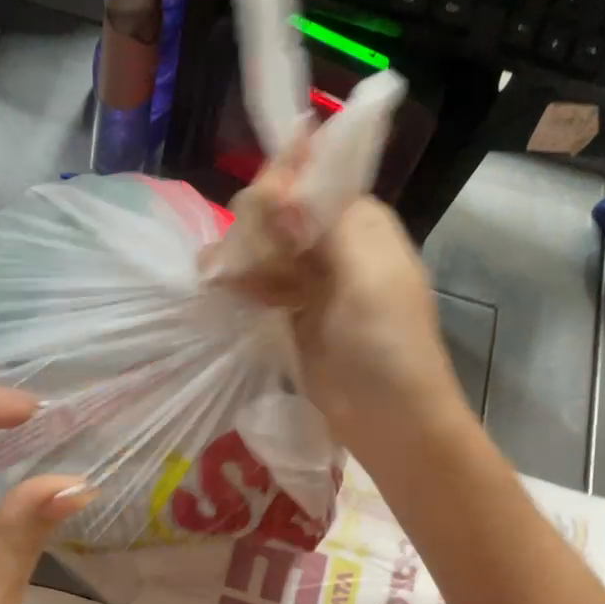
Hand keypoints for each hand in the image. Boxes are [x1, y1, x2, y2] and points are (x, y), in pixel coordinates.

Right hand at [204, 144, 466, 447]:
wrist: (390, 419)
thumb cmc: (386, 342)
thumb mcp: (366, 273)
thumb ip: (323, 226)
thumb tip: (278, 189)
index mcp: (363, 225)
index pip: (313, 184)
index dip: (281, 187)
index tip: (257, 208)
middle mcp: (337, 247)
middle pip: (283, 216)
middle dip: (256, 226)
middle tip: (235, 254)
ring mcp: (313, 285)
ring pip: (268, 251)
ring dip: (241, 255)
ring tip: (214, 272)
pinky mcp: (294, 319)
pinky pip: (262, 288)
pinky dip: (241, 284)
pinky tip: (218, 286)